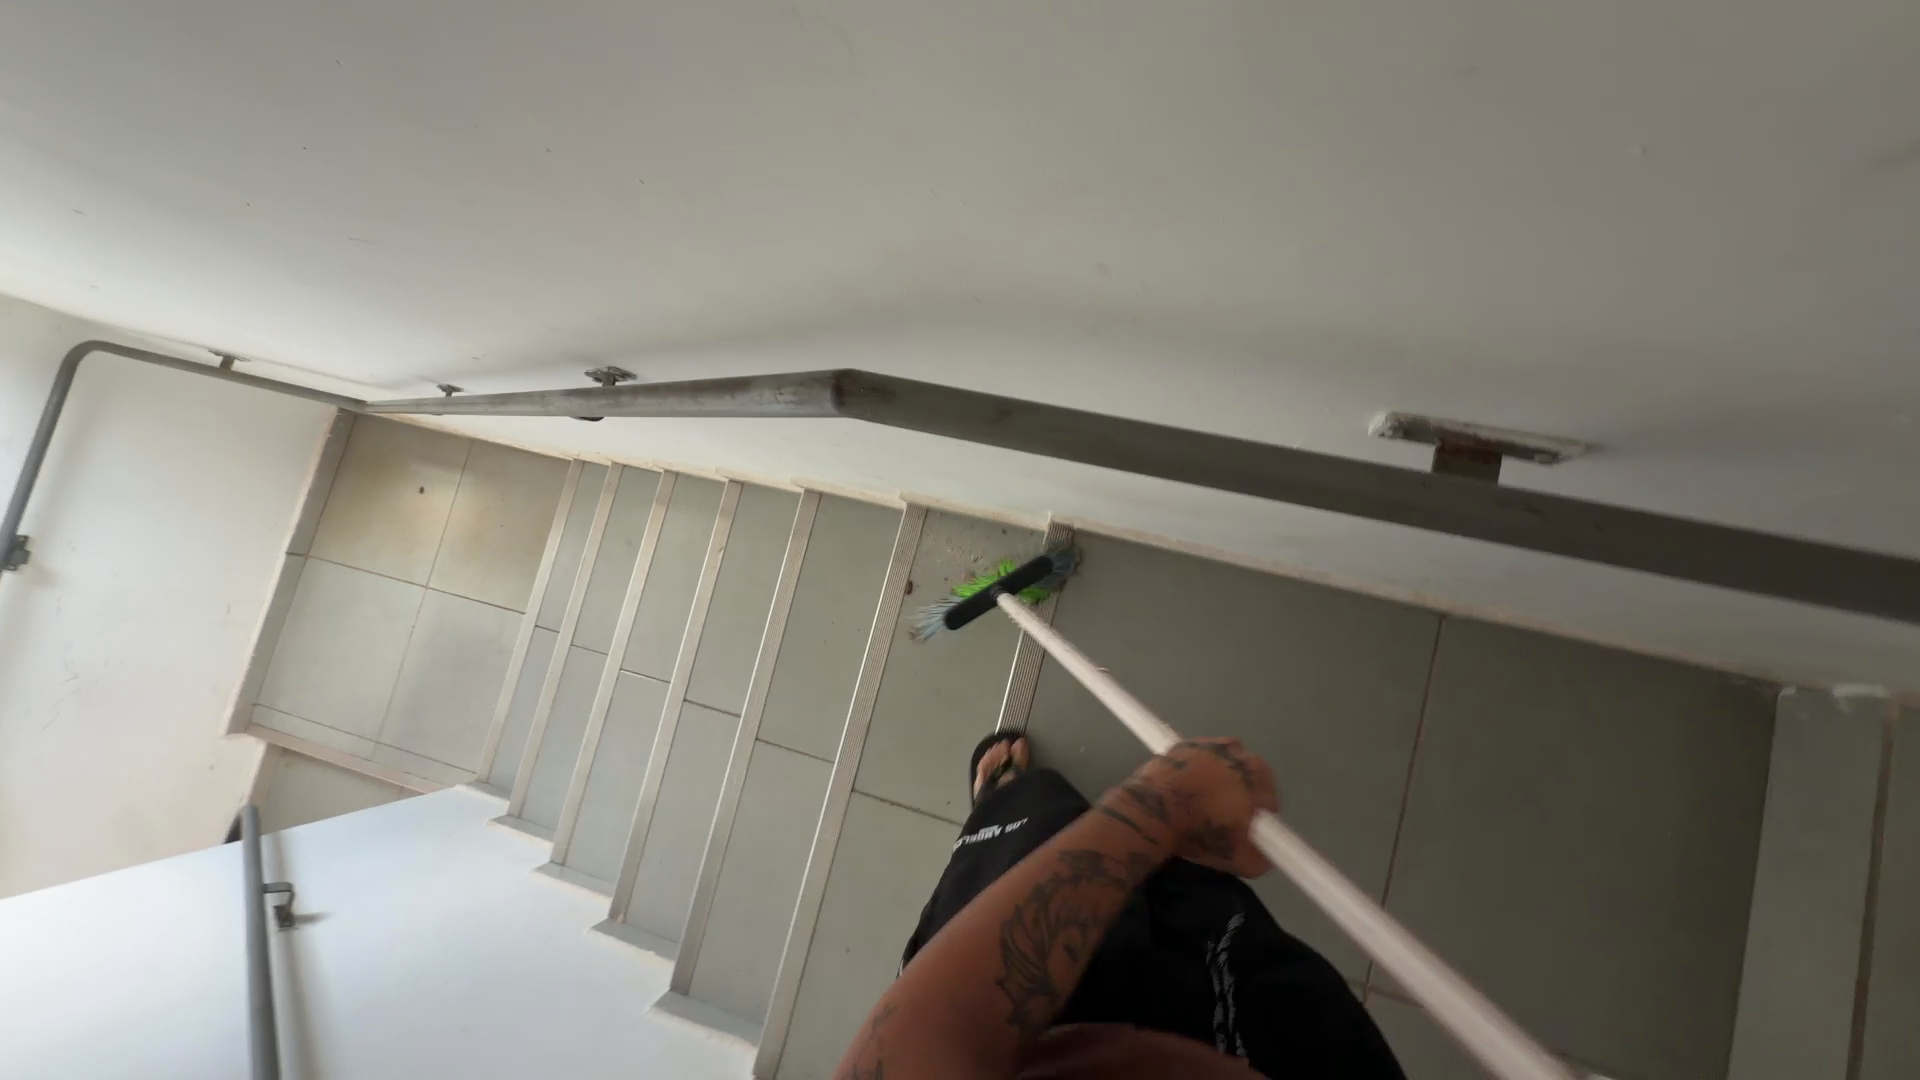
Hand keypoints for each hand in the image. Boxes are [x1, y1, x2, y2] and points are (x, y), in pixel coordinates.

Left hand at [1098, 738, 1278, 877]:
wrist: (1152, 813)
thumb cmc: (1201, 833)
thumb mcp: (1243, 861)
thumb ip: (1263, 856)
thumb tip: (1263, 852)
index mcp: (1256, 772)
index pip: (1267, 795)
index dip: (1258, 816)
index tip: (1245, 829)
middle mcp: (1234, 749)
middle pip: (1243, 775)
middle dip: (1237, 794)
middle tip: (1222, 818)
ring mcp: (1203, 742)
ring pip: (1218, 764)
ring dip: (1214, 780)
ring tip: (1199, 805)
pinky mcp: (1177, 744)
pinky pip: (1193, 760)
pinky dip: (1191, 773)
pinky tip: (1182, 793)